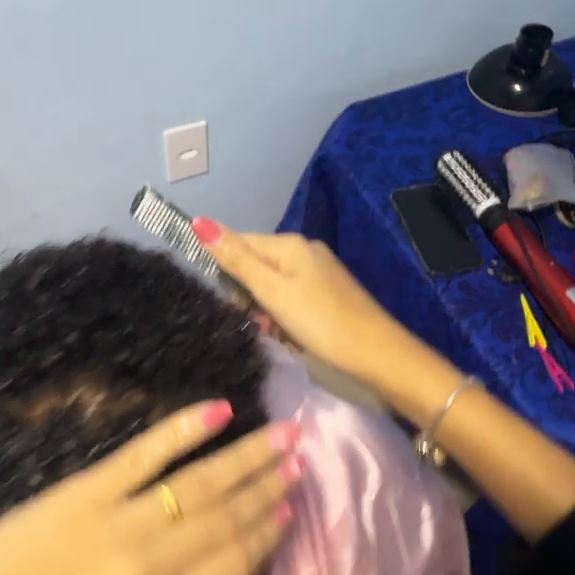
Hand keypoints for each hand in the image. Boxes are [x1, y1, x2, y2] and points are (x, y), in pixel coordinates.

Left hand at [0, 401, 299, 574]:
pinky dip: (184, 429)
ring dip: (246, 457)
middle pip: (227, 516)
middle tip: (300, 457)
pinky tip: (218, 410)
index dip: (267, 533)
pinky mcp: (89, 489)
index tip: (291, 507)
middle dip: (268, 485)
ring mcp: (124, 520)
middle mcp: (159, 563)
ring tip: (282, 435)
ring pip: (201, 484)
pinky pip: (145, 454)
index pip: (235, 562)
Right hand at [192, 220, 413, 386]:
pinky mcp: (327, 293)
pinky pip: (291, 298)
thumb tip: (199, 222)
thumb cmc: (319, 321)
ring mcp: (319, 272)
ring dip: (266, 309)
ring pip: (273, 285)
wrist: (375, 352)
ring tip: (274, 332)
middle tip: (255, 321)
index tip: (222, 299)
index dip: (224, 268)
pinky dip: (284, 316)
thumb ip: (236, 260)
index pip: (240, 242)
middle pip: (256, 265)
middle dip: (248, 295)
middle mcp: (304, 251)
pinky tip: (291, 335)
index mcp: (289, 244)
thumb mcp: (272, 291)